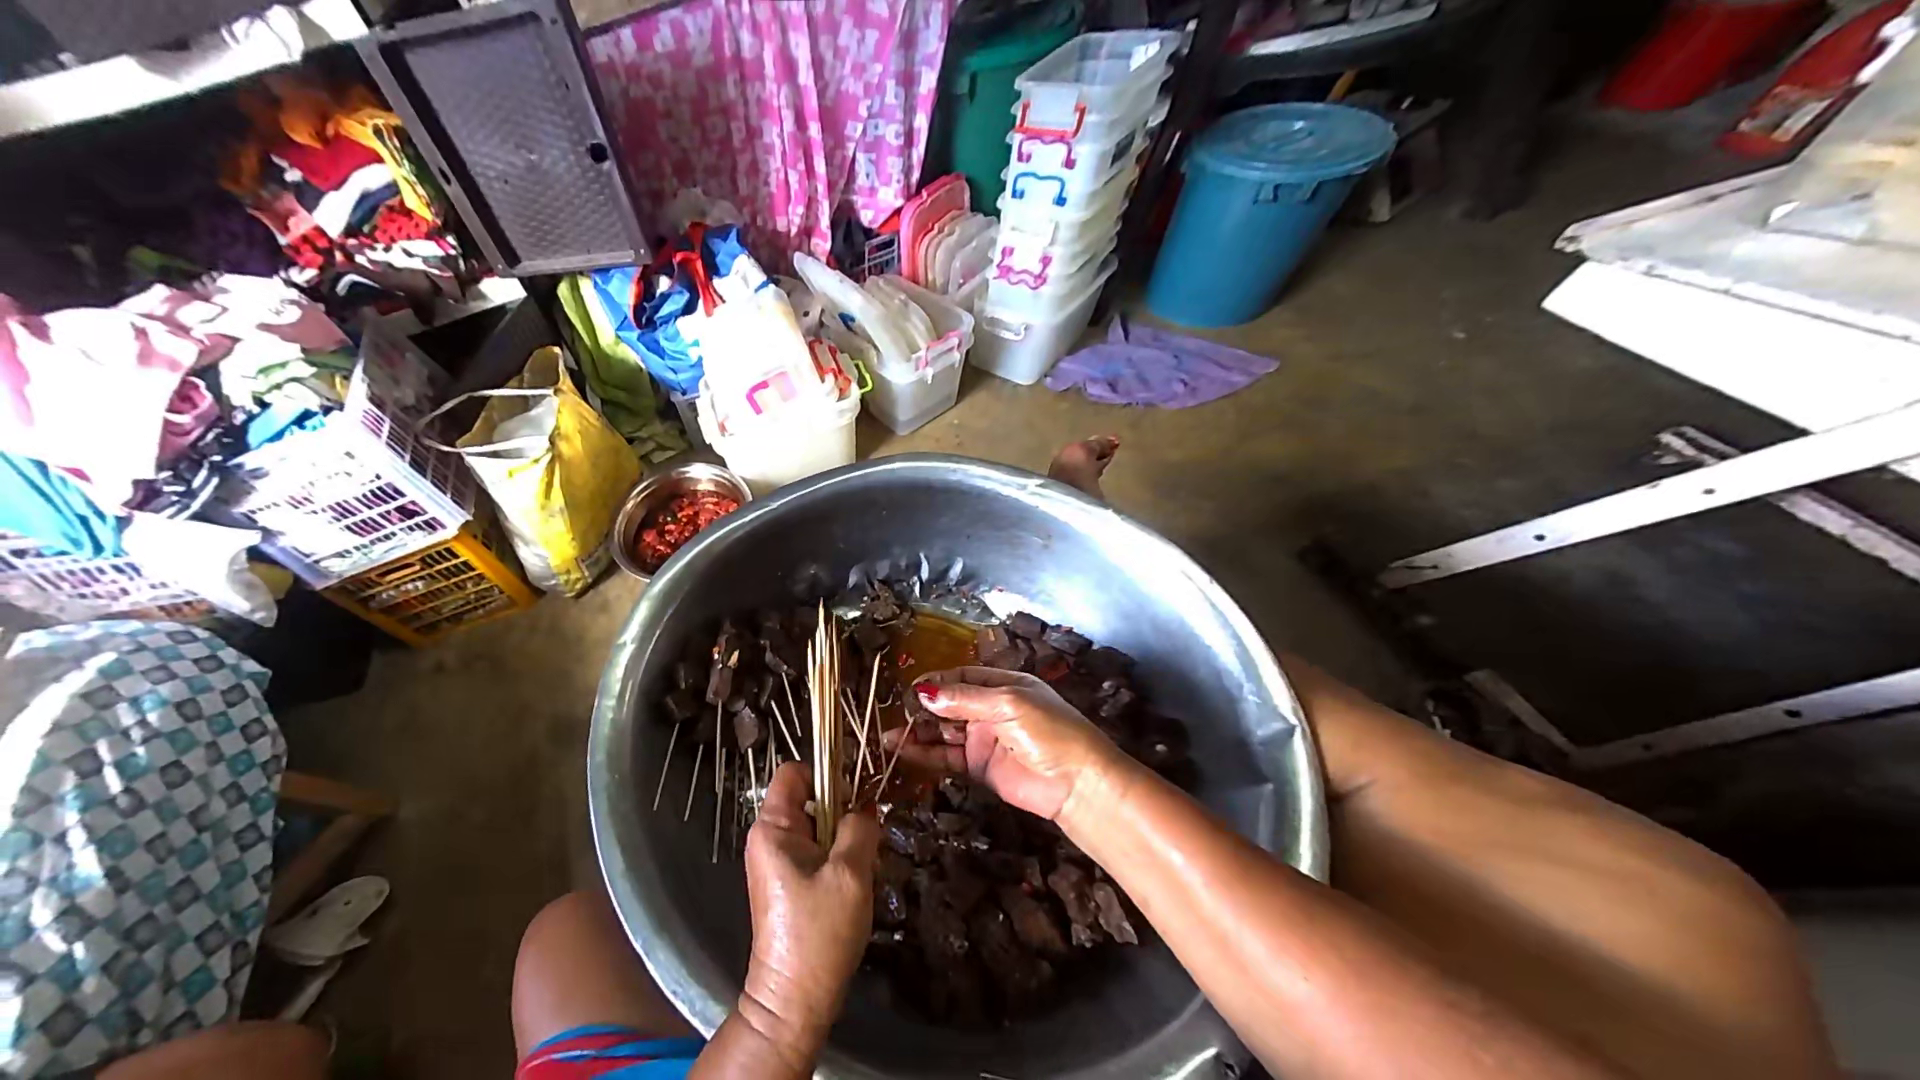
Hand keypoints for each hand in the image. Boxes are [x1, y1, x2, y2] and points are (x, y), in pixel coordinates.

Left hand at [738, 763, 878, 1062]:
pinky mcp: (791, 881)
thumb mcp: (849, 871)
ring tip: (867, 856)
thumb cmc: (819, 931)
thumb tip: (865, 806)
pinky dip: (841, 854)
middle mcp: (769, 838)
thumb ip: (860, 826)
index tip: (858, 787)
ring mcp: (779, 861)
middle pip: (810, 796)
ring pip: (819, 824)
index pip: (794, 771)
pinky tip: (859, 875)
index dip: (827, 770)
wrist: (795, 999)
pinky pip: (819, 849)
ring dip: (846, 834)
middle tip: (871, 825)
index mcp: (773, 828)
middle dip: (843, 806)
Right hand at [886, 667, 1136, 823]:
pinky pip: (945, 757)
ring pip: (942, 731)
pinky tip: (901, 751)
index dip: (936, 683)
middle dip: (922, 708)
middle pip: (948, 704)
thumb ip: (965, 700)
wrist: (1078, 784)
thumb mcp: (1009, 705)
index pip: (961, 678)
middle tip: (894, 714)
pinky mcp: (978, 767)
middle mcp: (990, 709)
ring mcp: (983, 739)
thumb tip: (924, 692)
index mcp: (1003, 685)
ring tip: (887, 735)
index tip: (909, 690)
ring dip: (917, 732)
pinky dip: (923, 754)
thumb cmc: (1051, 732)